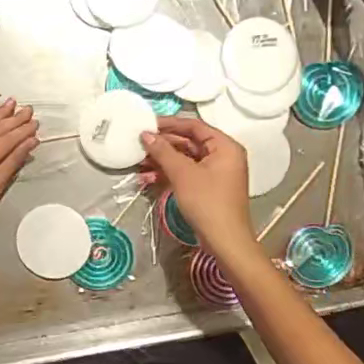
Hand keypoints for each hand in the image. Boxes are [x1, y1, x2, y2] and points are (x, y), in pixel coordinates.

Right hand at [140, 116, 254, 255]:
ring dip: (162, 162)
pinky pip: (186, 174)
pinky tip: (148, 179)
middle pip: (189, 143)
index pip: (194, 126)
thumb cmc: (207, 202)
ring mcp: (216, 173)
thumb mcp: (182, 174)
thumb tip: (146, 134)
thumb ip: (163, 152)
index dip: (169, 124)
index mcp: (225, 146)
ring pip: (185, 160)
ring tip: (139, 163)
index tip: (147, 124)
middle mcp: (223, 156)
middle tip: (139, 145)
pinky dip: (169, 175)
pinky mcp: (208, 188)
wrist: (224, 240)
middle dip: (163, 146)